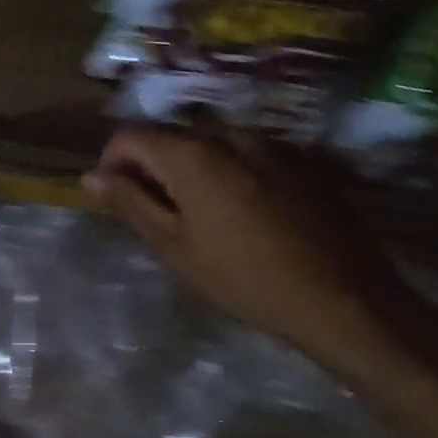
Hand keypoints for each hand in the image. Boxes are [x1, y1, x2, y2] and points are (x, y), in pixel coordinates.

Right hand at [83, 125, 396, 357]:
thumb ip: (128, 202)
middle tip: (156, 210)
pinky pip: (250, 154)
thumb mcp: (172, 246)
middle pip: (171, 135)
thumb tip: (91, 176)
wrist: (346, 301)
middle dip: (152, 164)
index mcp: (191, 155)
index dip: (111, 163)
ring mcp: (274, 146)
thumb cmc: (244, 278)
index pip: (129, 136)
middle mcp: (230, 136)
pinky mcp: (307, 162)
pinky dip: (232, 171)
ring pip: (211, 143)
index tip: (117, 198)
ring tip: (201, 211)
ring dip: (193, 167)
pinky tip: (244, 211)